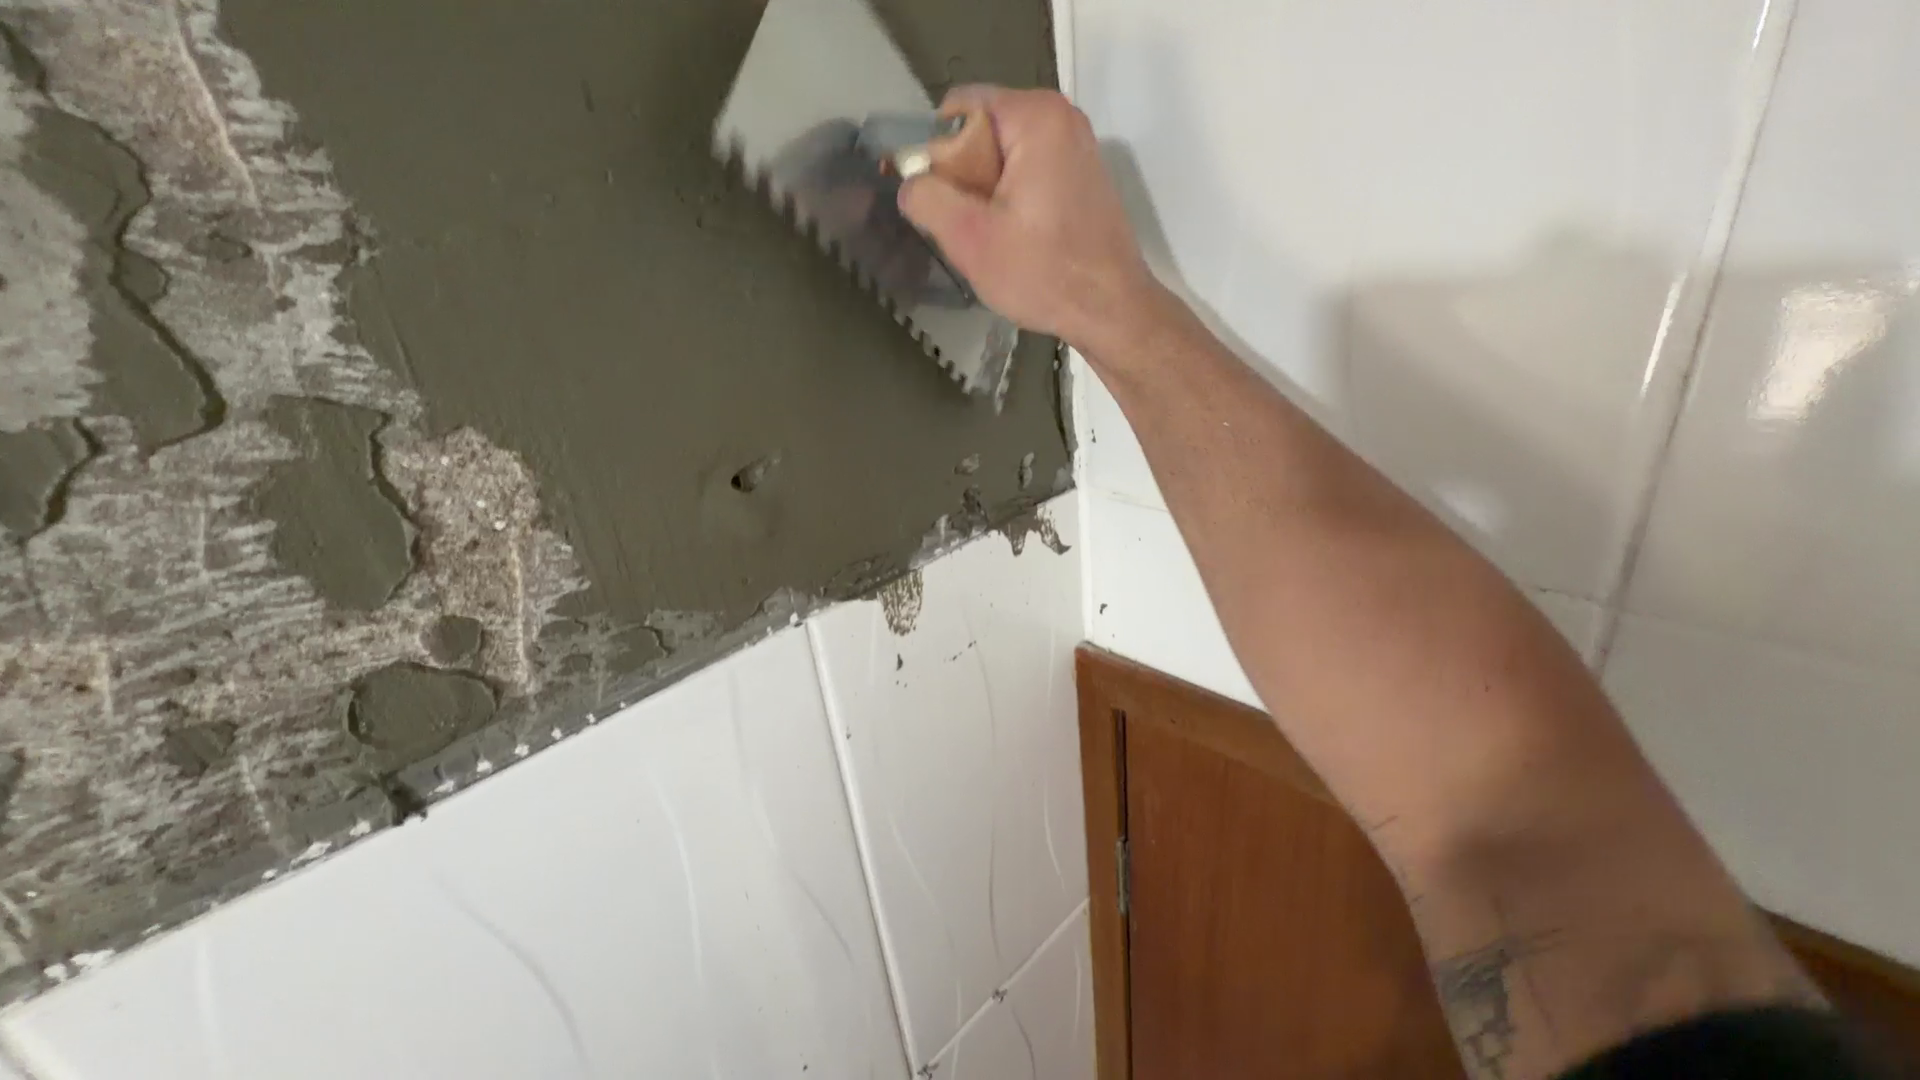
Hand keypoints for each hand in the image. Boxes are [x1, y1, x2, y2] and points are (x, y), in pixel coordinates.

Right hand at [898, 87, 1162, 352]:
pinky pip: (1026, 175)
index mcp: (1036, 116)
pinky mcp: (1080, 178)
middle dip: (963, 179)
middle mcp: (1061, 117)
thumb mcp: (970, 238)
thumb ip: (927, 199)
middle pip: (981, 132)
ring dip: (985, 197)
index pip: (958, 109)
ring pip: (1001, 159)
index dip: (937, 154)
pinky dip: (1011, 203)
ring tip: (994, 240)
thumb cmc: (1045, 274)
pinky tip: (1016, 242)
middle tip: (970, 229)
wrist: (1111, 311)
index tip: (943, 203)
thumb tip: (909, 183)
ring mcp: (1076, 147)